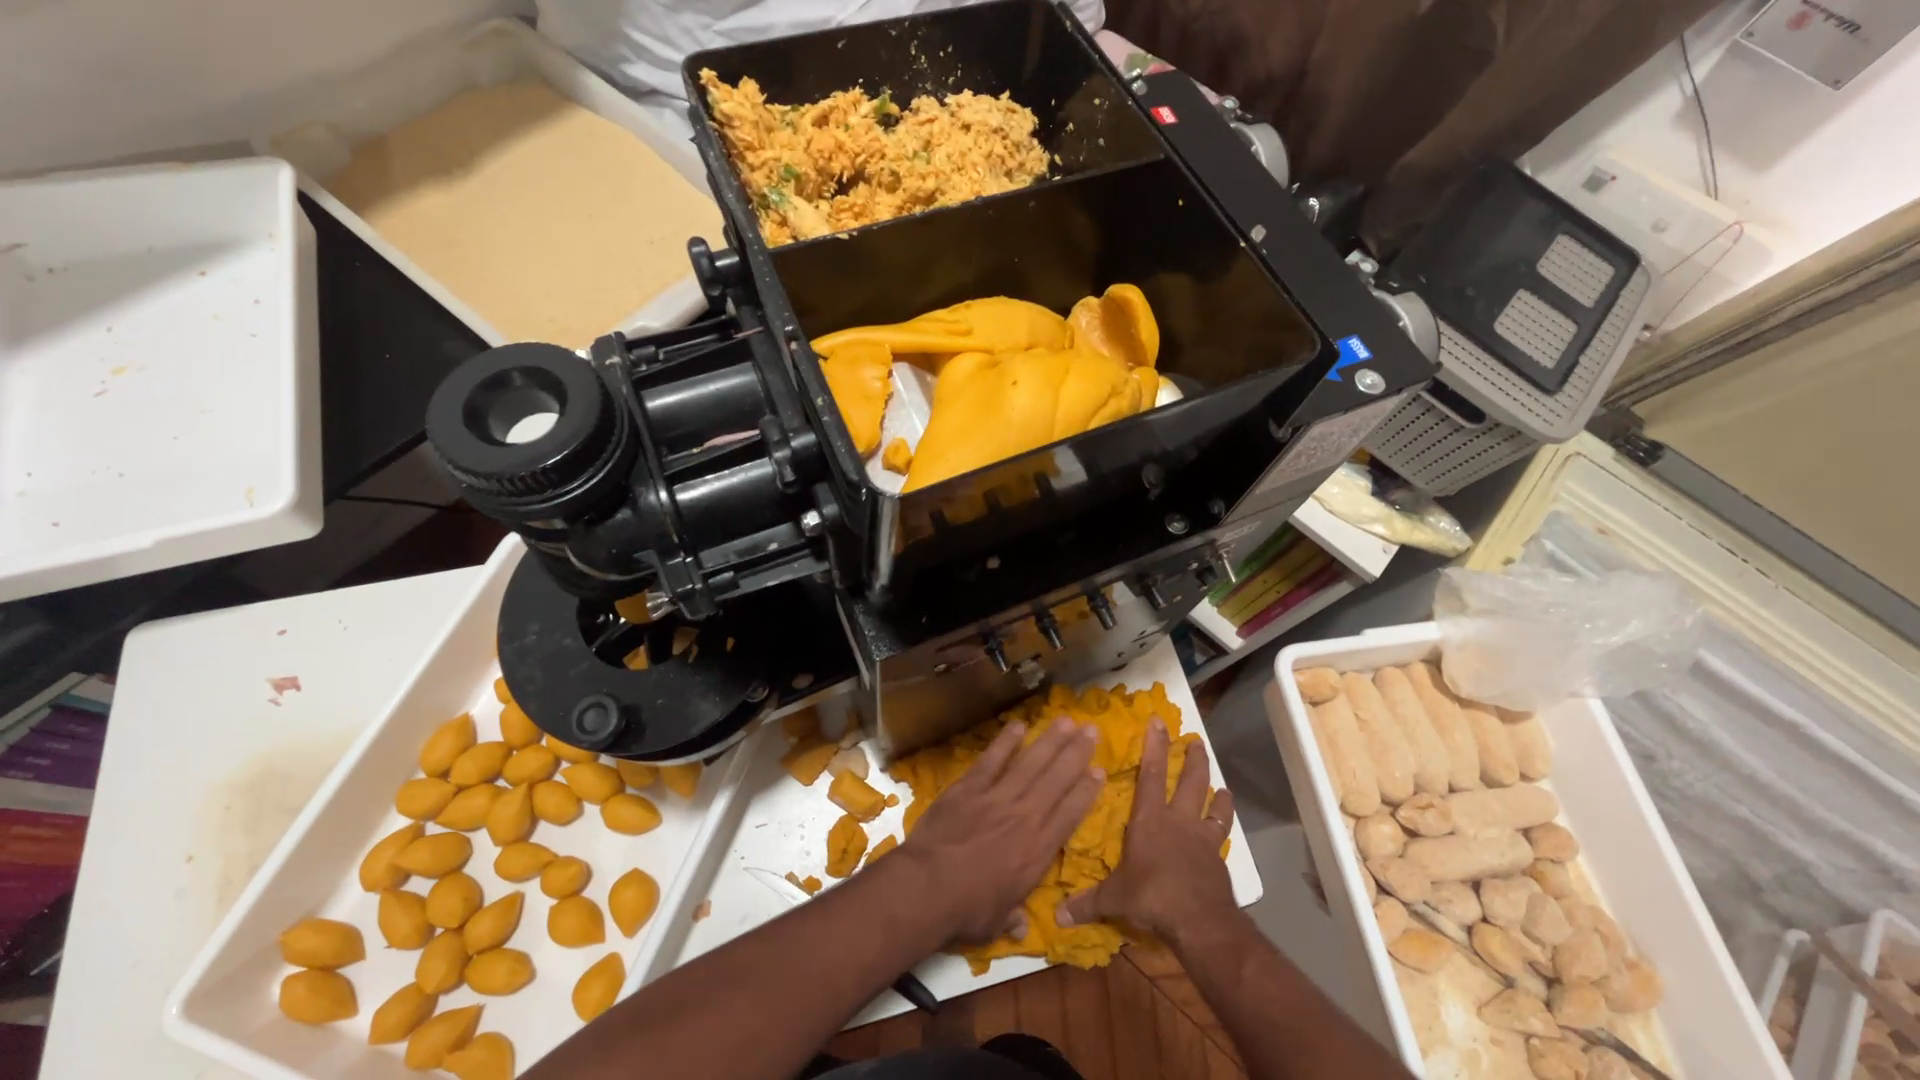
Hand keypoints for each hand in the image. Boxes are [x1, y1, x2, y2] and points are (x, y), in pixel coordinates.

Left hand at [898, 719, 1103, 943]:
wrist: (929, 887)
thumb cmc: (968, 910)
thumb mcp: (997, 923)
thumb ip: (1012, 917)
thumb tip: (1020, 927)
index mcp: (1039, 850)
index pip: (1071, 813)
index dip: (1086, 790)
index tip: (1099, 770)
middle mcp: (1025, 817)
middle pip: (1057, 779)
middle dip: (1076, 753)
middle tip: (1091, 731)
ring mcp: (997, 798)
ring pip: (1031, 763)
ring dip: (1050, 741)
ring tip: (1067, 720)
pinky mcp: (969, 788)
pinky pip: (992, 760)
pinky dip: (1005, 743)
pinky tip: (1018, 726)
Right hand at [1057, 717, 1235, 943]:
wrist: (1198, 920)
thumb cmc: (1151, 897)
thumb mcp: (1114, 899)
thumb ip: (1088, 903)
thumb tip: (1058, 916)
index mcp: (1149, 821)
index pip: (1151, 775)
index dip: (1154, 747)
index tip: (1158, 722)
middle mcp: (1178, 822)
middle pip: (1190, 782)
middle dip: (1193, 760)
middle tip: (1196, 741)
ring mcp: (1202, 840)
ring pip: (1214, 807)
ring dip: (1218, 793)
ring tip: (1222, 786)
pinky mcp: (1218, 860)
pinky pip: (1222, 836)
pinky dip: (1223, 827)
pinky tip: (1224, 828)